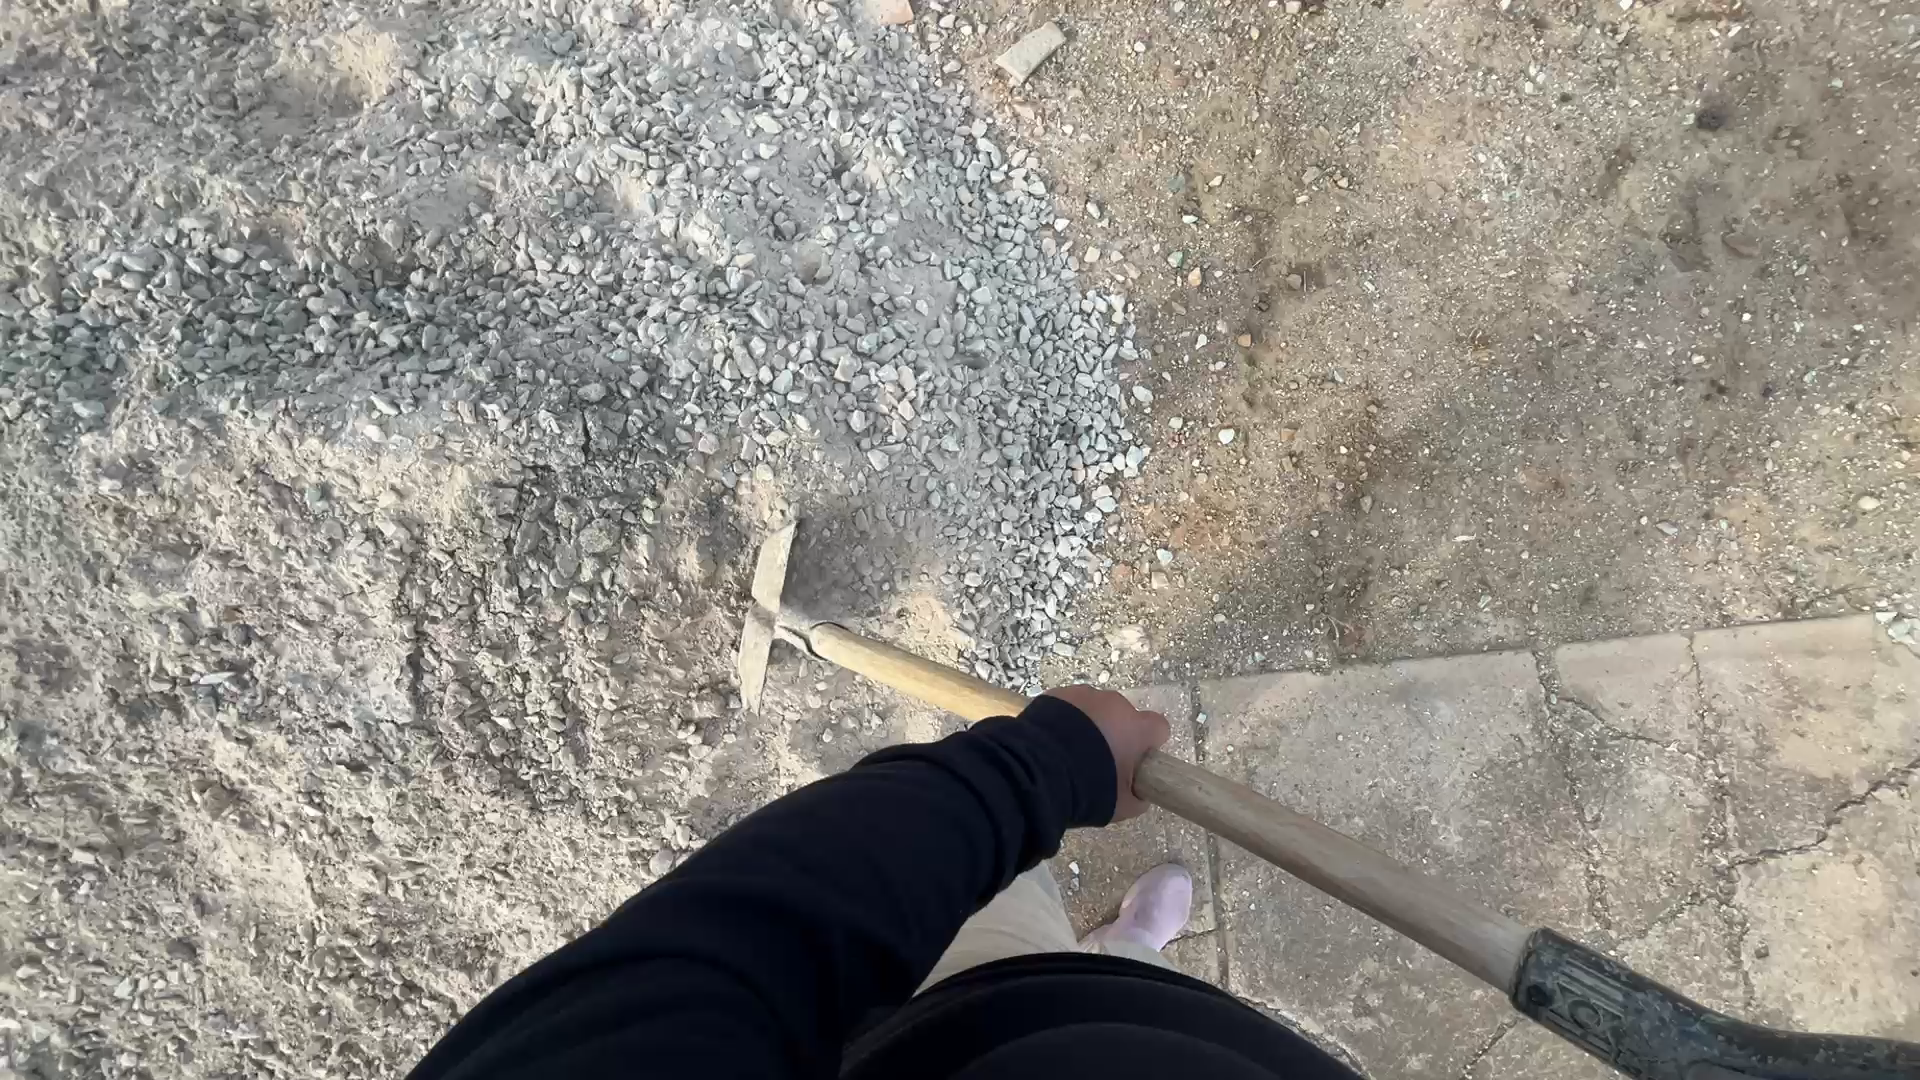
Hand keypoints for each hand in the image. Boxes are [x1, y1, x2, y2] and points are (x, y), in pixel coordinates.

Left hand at [1041, 685, 1169, 820]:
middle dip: (1116, 733)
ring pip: (1095, 709)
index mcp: (1136, 727)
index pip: (1158, 727)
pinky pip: (1069, 706)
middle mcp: (1114, 703)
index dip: (1149, 743)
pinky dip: (1065, 719)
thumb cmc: (1089, 787)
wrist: (1039, 769)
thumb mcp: (1123, 805)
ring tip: (1070, 751)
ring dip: (1089, 724)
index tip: (1136, 759)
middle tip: (1099, 759)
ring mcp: (1083, 695)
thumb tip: (1139, 791)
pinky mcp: (1056, 694)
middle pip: (1123, 716)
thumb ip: (1138, 794)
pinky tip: (1053, 740)